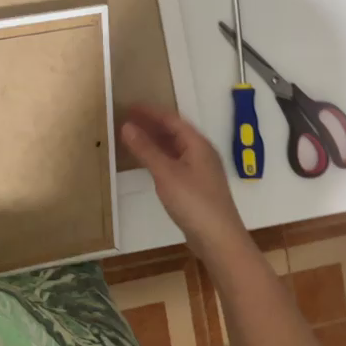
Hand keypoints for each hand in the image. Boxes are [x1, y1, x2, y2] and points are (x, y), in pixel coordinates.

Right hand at [119, 104, 246, 252]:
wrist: (218, 238)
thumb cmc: (193, 202)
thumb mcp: (165, 173)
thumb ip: (145, 149)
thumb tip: (126, 126)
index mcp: (197, 144)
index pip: (171, 119)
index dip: (150, 112)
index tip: (128, 107)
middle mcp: (201, 153)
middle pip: (174, 132)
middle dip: (151, 124)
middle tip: (127, 120)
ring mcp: (200, 170)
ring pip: (175, 148)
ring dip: (155, 141)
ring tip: (133, 138)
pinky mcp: (196, 186)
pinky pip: (175, 162)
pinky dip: (160, 157)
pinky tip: (148, 163)